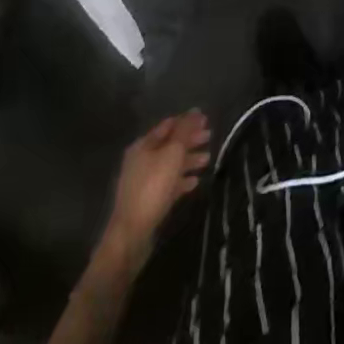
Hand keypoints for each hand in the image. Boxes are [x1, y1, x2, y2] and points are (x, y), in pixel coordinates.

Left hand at [108, 110, 211, 244]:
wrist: (132, 232)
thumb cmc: (153, 187)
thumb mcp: (172, 154)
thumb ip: (185, 132)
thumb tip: (195, 111)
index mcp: (143, 145)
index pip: (168, 125)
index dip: (187, 121)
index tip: (207, 120)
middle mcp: (141, 160)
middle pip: (169, 144)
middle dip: (190, 140)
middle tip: (210, 136)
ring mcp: (143, 181)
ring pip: (170, 164)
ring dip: (189, 160)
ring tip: (208, 159)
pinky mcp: (148, 199)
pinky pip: (168, 183)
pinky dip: (182, 180)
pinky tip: (195, 182)